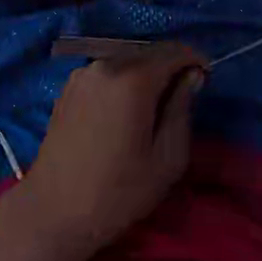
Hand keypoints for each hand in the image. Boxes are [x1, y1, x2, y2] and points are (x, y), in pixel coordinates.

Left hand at [14, 45, 205, 260]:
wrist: (54, 209)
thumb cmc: (118, 192)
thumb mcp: (167, 158)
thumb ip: (182, 109)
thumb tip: (192, 76)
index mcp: (132, 79)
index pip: (173, 51)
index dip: (195, 60)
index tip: (207, 77)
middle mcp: (105, 65)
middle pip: (149, 52)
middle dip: (171, 66)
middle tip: (185, 94)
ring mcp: (82, 73)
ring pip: (126, 59)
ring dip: (146, 72)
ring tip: (156, 105)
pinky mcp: (69, 86)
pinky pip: (106, 72)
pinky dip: (123, 80)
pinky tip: (126, 109)